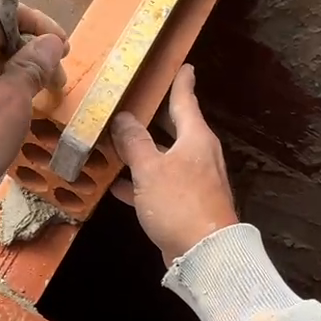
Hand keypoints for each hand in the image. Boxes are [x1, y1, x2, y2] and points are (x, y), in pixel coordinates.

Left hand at [0, 5, 68, 194]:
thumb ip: (33, 65)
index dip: (40, 26)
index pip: (6, 14)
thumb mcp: (13, 101)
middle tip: (56, 83)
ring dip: (17, 71)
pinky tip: (13, 105)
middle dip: (31, 53)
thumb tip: (51, 41)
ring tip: (39, 97)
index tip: (63, 49)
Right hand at [109, 65, 237, 263]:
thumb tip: (123, 118)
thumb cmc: (179, 202)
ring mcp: (194, 181)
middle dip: (154, 117)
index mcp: (195, 139)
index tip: (183, 65)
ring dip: (142, 152)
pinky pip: (159, 184)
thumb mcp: (149, 169)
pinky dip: (140, 182)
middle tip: (135, 101)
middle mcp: (198, 155)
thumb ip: (134, 142)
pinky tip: (117, 186)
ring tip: (116, 142)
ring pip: (164, 157)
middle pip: (174, 129)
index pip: (185, 101)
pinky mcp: (185, 205)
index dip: (181, 82)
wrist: (204, 254)